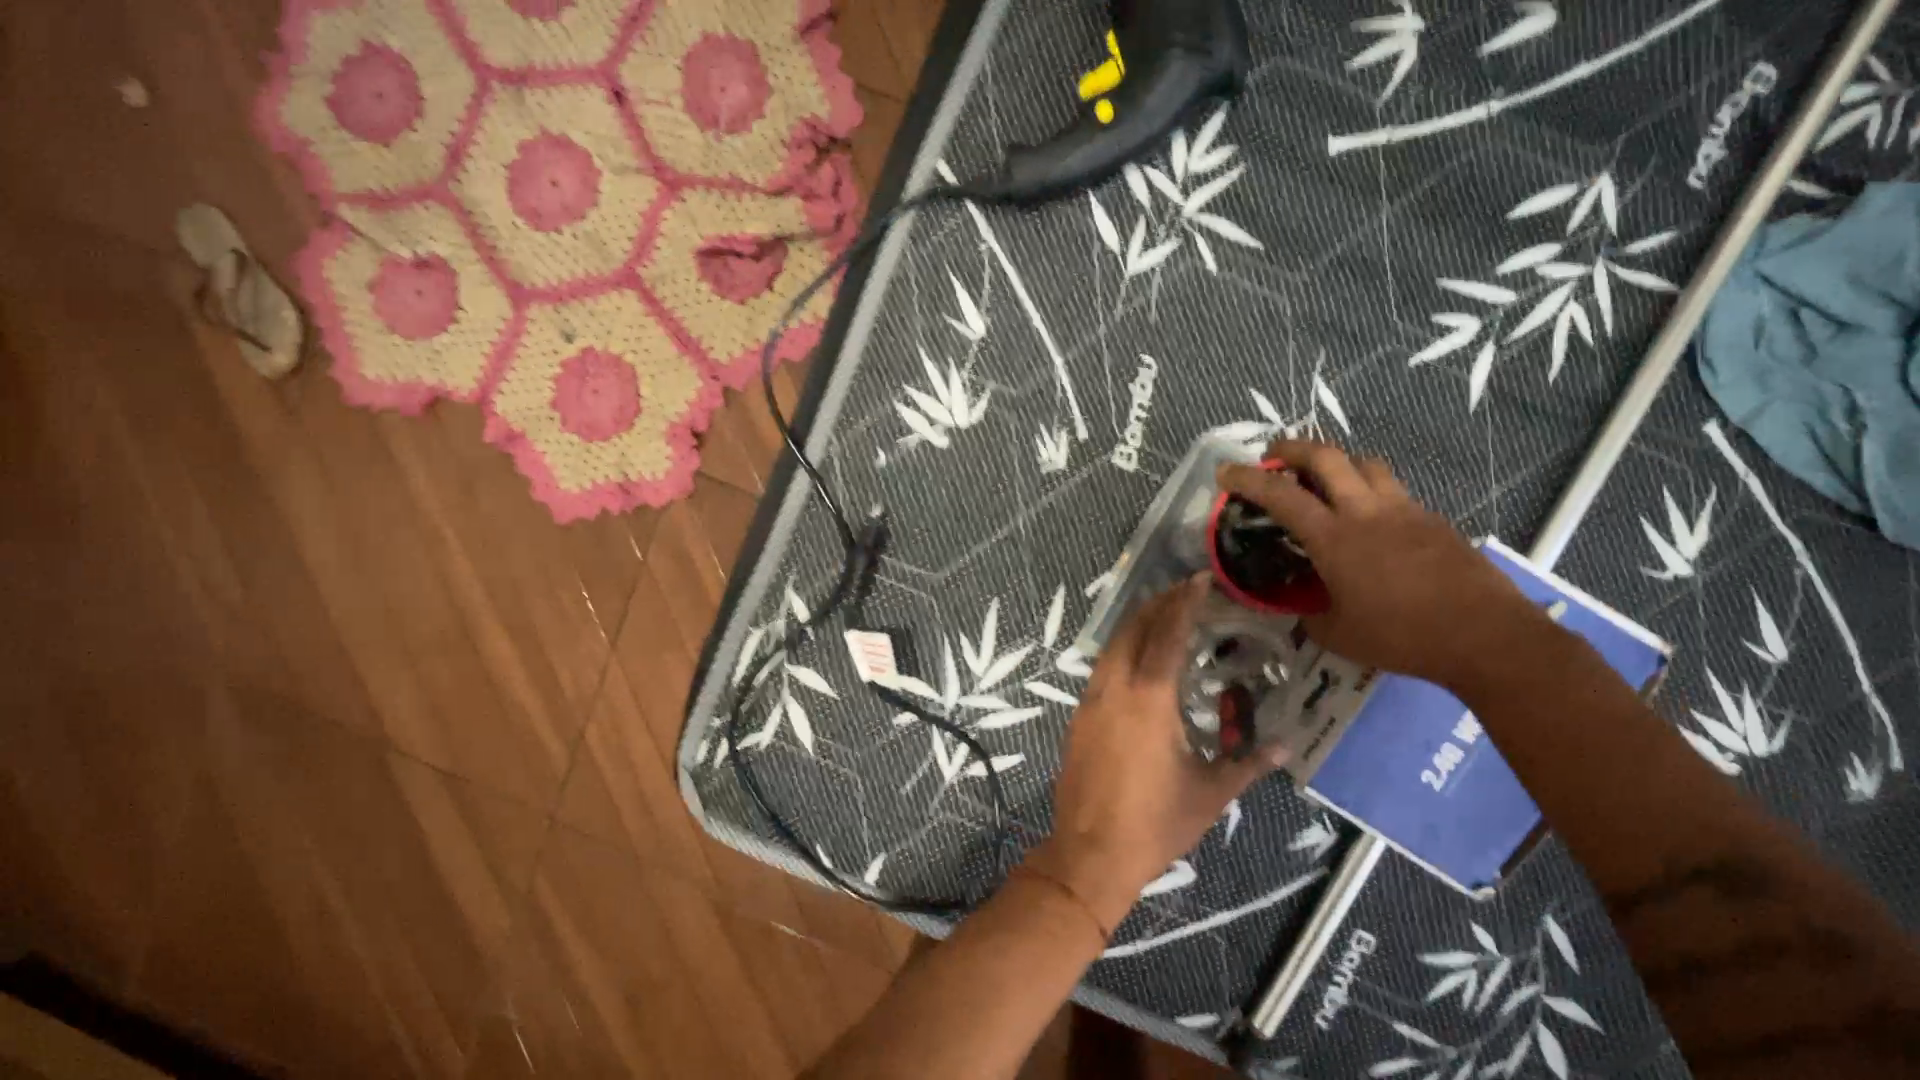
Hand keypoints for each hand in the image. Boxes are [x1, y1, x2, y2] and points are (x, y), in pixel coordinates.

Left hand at [1034, 575, 1278, 928]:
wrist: (1090, 854)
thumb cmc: (1156, 824)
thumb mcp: (1210, 794)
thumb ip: (1247, 764)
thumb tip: (1284, 746)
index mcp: (1148, 698)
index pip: (1167, 634)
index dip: (1184, 603)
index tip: (1200, 580)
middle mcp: (1114, 689)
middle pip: (1132, 629)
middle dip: (1158, 604)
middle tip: (1184, 592)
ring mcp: (1090, 703)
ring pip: (1111, 647)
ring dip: (1136, 625)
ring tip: (1163, 617)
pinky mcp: (1078, 720)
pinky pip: (1101, 670)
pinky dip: (1121, 652)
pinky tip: (1137, 664)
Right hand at [1217, 439, 1544, 689]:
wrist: (1484, 635)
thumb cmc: (1402, 637)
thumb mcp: (1337, 634)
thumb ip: (1310, 613)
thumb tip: (1302, 605)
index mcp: (1334, 538)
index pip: (1280, 495)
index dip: (1247, 479)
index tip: (1226, 470)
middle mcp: (1366, 512)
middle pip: (1325, 456)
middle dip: (1291, 448)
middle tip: (1272, 456)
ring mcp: (1404, 510)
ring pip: (1365, 463)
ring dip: (1336, 462)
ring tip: (1324, 479)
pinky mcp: (1432, 520)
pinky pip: (1393, 490)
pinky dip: (1370, 490)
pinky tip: (1370, 520)